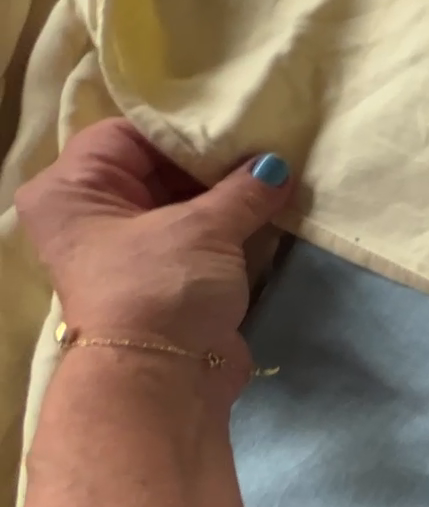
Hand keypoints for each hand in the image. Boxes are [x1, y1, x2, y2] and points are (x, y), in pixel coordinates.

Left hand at [16, 118, 292, 399]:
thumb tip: (276, 166)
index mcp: (74, 190)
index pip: (126, 138)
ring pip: (188, 209)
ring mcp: (138, 250)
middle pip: (159, 172)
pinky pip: (206, 241)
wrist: (168, 370)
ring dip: (231, 204)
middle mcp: (97, 215)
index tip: (239, 137)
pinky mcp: (176, 278)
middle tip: (268, 164)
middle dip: (214, 171)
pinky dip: (236, 232)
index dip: (182, 136)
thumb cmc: (162, 287)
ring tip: (277, 192)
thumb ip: (243, 194)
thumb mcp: (204, 230)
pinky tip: (271, 225)